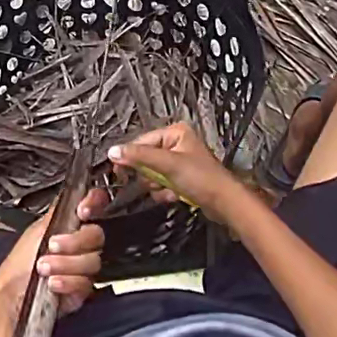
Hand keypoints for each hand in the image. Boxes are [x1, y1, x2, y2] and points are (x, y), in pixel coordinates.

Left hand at [0, 185, 109, 314]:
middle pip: (96, 234)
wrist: (13, 293)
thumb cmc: (20, 261)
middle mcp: (79, 243)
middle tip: (52, 245)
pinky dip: (67, 282)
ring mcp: (82, 265)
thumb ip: (60, 209)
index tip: (82, 211)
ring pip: (92, 260)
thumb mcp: (39, 228)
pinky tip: (52, 283)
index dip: (94, 203)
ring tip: (44, 267)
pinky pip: (86, 283)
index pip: (95, 205)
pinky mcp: (83, 288)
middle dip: (73, 241)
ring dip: (65, 264)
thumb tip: (74, 190)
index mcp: (70, 223)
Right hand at [107, 123, 244, 217]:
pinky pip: (160, 183)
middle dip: (149, 175)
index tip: (118, 171)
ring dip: (156, 185)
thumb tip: (113, 151)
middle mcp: (176, 144)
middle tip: (155, 182)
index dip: (130, 157)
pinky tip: (173, 195)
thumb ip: (139, 157)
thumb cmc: (202, 179)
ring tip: (168, 189)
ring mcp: (178, 162)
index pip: (142, 142)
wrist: (224, 203)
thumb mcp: (167, 164)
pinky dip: (163, 192)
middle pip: (145, 159)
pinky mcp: (180, 178)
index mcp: (175, 133)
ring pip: (151, 174)